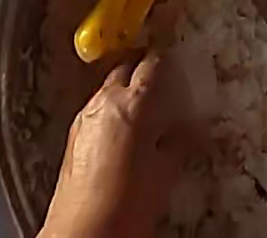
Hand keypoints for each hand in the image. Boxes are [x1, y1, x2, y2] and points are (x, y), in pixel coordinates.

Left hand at [40, 51, 184, 237]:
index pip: (154, 62)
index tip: (177, 60)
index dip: (167, 57)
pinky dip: (110, 107)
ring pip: (109, 86)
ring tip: (144, 106)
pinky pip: (96, 107)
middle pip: (127, 66)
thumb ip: (180, 140)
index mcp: (134, 103)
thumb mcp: (165, 172)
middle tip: (162, 78)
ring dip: (126, 87)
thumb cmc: (125, 209)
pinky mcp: (72, 136)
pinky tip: (122, 129)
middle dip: (144, 68)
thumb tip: (194, 128)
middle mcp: (106, 101)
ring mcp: (86, 117)